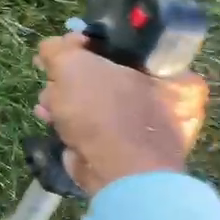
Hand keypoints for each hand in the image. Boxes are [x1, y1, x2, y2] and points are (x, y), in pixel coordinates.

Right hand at [33, 33, 207, 197]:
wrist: (118, 173)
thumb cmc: (103, 114)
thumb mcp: (73, 66)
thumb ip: (60, 47)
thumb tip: (55, 45)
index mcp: (169, 74)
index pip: (120, 46)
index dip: (85, 46)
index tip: (62, 53)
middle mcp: (162, 96)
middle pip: (98, 72)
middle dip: (66, 78)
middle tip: (53, 82)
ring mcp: (143, 122)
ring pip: (88, 97)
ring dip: (60, 99)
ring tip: (50, 108)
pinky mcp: (123, 142)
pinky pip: (88, 120)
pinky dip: (67, 119)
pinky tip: (51, 121)